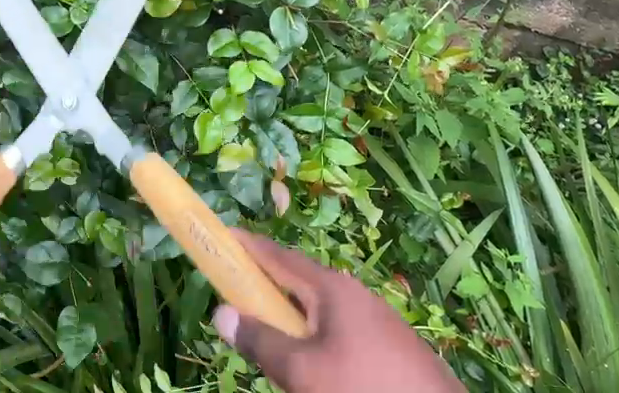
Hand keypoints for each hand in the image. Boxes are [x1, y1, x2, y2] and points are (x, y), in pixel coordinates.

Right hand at [214, 231, 462, 392]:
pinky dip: (324, 342)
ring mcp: (383, 324)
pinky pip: (347, 334)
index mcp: (332, 289)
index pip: (277, 255)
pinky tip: (324, 372)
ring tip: (281, 350)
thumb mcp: (303, 372)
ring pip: (325, 313)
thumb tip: (221, 314)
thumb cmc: (365, 391)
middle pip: (301, 284)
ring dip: (297, 322)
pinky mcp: (400, 352)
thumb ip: (260, 342)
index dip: (244, 246)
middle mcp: (357, 295)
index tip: (218, 240)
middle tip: (241, 305)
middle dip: (269, 290)